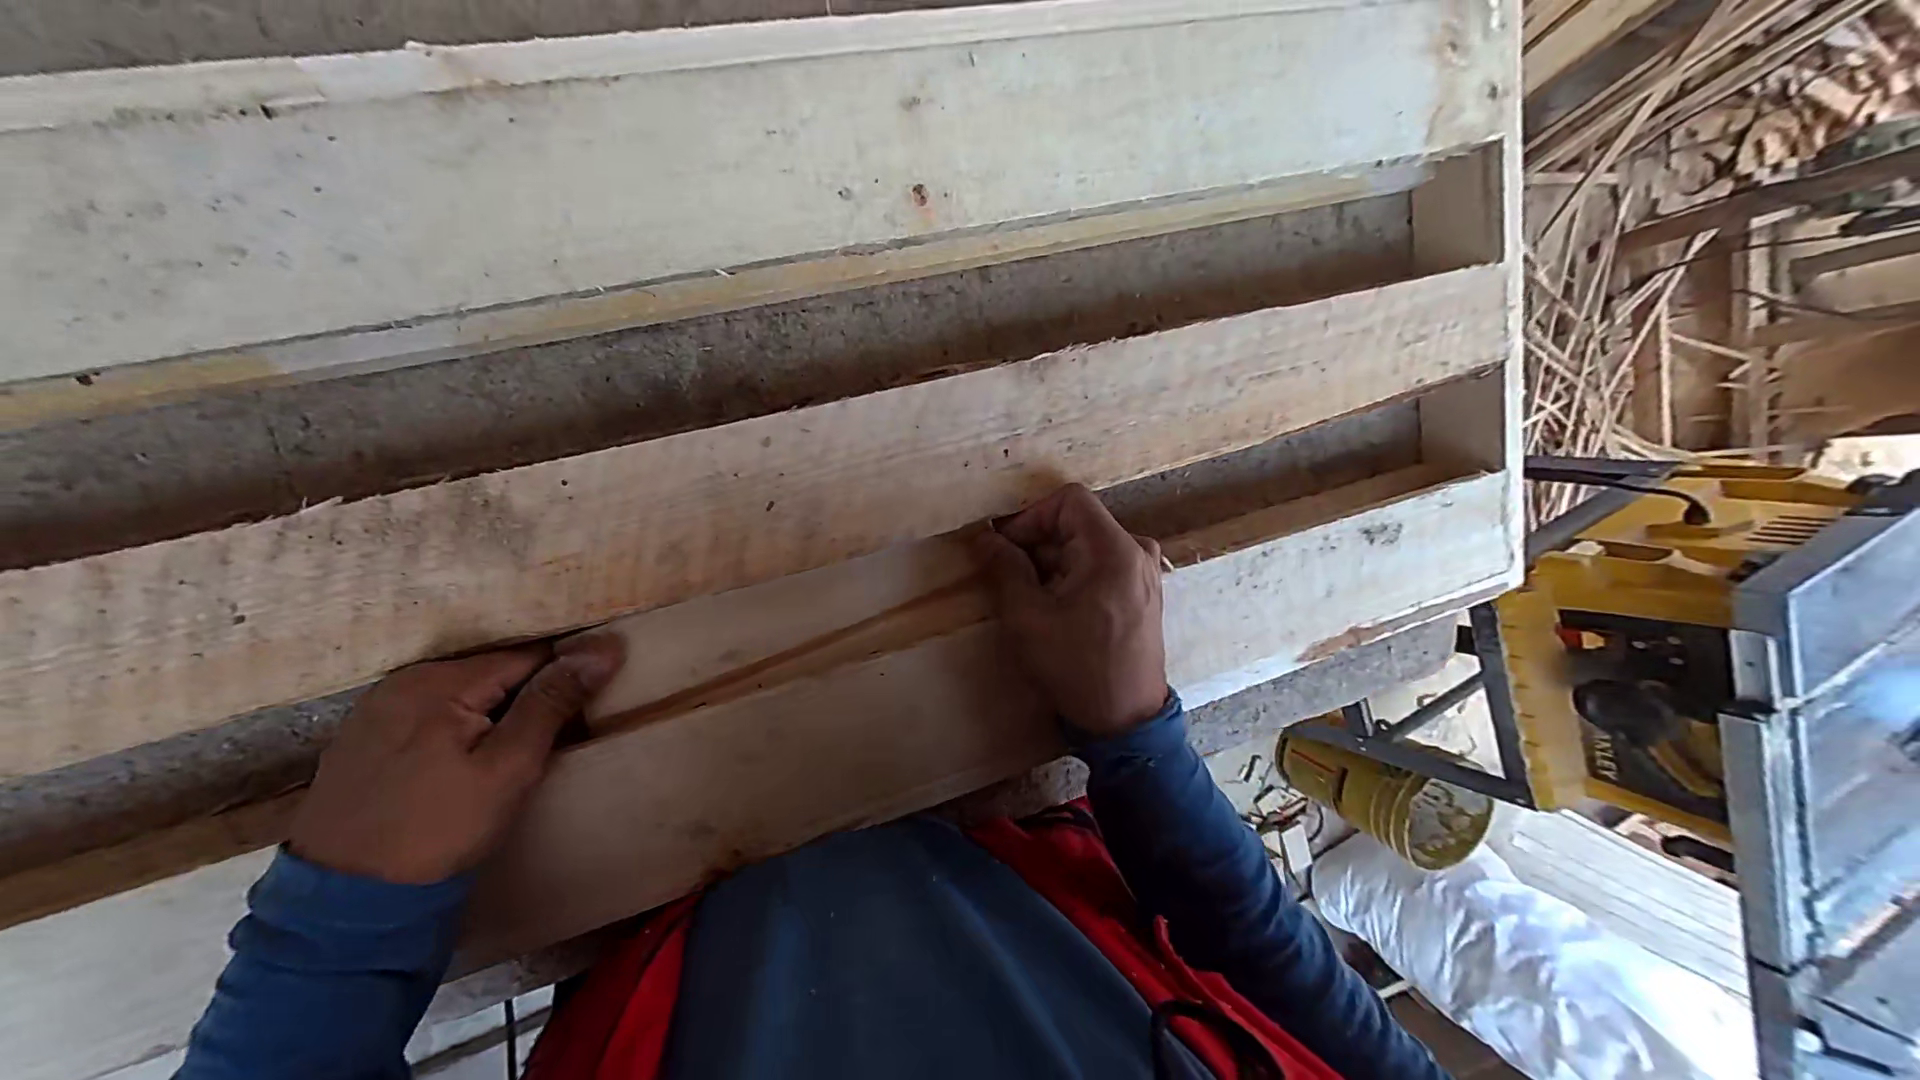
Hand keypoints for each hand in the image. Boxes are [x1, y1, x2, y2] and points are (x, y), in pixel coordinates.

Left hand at [288, 634, 624, 883]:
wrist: (343, 904)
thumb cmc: (439, 829)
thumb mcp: (510, 766)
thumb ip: (552, 702)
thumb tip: (603, 649)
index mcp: (438, 681)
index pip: (529, 655)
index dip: (565, 676)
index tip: (587, 708)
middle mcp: (403, 681)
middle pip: (495, 670)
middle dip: (531, 694)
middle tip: (556, 736)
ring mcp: (377, 709)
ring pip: (467, 691)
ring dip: (499, 710)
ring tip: (517, 749)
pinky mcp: (365, 737)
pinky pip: (435, 712)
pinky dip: (465, 724)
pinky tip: (471, 758)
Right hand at [973, 484, 1169, 736]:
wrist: (1125, 719)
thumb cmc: (1075, 668)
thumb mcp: (1028, 617)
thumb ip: (1004, 568)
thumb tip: (984, 538)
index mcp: (1114, 551)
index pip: (1068, 500)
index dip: (1029, 516)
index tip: (1004, 546)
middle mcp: (1137, 551)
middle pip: (1077, 522)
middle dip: (1036, 543)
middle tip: (1006, 575)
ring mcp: (1143, 572)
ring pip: (1085, 545)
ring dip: (1051, 562)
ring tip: (1028, 597)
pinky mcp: (1142, 591)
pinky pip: (1100, 565)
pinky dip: (1072, 575)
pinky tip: (1054, 606)